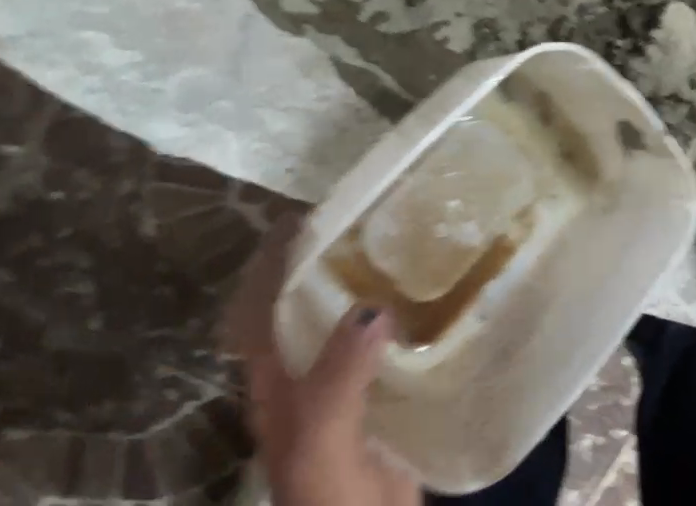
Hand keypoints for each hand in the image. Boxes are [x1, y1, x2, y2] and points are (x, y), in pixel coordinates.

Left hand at [224, 217, 418, 505]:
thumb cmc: (331, 497)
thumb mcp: (322, 438)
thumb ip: (338, 375)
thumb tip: (372, 306)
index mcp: (275, 382)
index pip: (263, 307)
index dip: (275, 263)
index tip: (305, 217)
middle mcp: (304, 378)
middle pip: (309, 308)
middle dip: (330, 264)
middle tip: (370, 220)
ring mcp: (345, 389)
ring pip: (351, 325)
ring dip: (370, 287)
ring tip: (405, 245)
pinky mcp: (384, 401)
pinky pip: (389, 346)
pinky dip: (405, 318)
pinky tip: (433, 299)